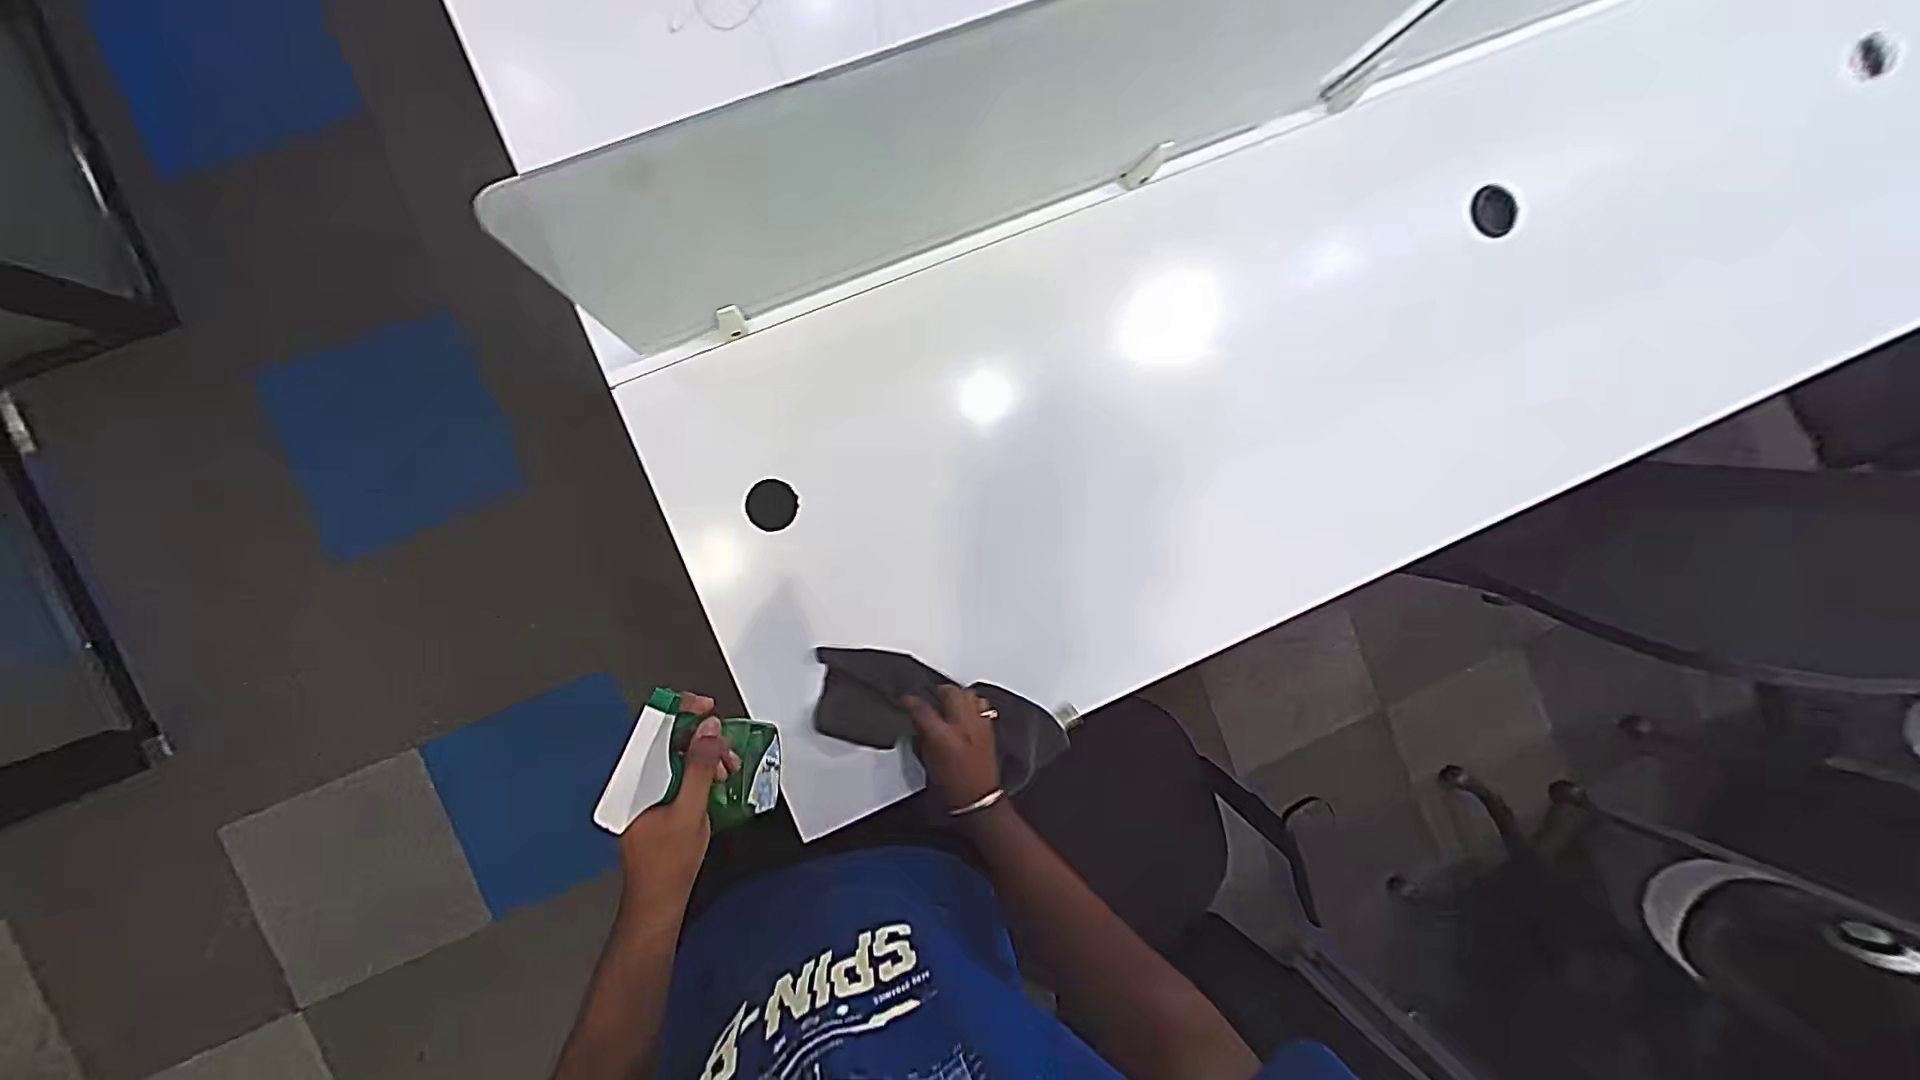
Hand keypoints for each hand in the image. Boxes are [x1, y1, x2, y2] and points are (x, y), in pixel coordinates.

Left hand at [617, 693, 740, 906]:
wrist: (659, 902)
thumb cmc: (667, 866)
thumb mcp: (690, 811)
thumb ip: (700, 768)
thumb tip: (708, 732)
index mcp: (632, 784)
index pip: (652, 731)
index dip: (679, 711)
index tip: (704, 707)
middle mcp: (634, 784)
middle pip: (667, 741)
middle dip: (703, 739)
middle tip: (725, 747)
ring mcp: (645, 792)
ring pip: (677, 755)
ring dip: (706, 756)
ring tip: (726, 768)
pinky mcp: (657, 800)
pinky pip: (679, 771)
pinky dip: (702, 769)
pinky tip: (717, 779)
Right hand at [903, 685, 999, 814]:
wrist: (977, 799)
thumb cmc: (951, 788)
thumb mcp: (927, 762)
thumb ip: (922, 736)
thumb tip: (919, 721)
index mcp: (942, 738)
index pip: (922, 709)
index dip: (910, 701)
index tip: (906, 699)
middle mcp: (962, 728)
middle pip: (950, 692)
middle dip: (938, 691)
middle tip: (932, 696)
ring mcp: (978, 726)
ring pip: (969, 694)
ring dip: (958, 694)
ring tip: (950, 701)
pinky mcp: (989, 729)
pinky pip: (982, 705)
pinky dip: (974, 703)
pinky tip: (968, 710)